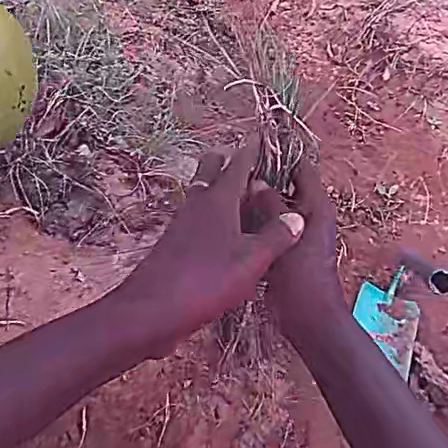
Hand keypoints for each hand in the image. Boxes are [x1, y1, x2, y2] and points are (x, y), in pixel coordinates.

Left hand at [108, 139, 303, 351]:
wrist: (151, 310)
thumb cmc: (205, 279)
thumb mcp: (251, 260)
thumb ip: (275, 237)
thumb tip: (296, 217)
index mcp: (218, 201)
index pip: (238, 165)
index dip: (251, 150)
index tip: (261, 137)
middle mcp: (197, 205)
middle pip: (210, 172)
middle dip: (226, 161)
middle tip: (245, 160)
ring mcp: (182, 224)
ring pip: (202, 194)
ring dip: (219, 189)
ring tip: (241, 195)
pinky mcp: (174, 245)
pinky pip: (197, 218)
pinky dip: (212, 215)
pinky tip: (222, 233)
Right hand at [243, 156, 346, 339]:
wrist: (308, 317)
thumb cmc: (302, 276)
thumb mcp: (286, 236)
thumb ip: (272, 206)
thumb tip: (256, 182)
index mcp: (316, 207)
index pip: (302, 169)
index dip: (282, 155)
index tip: (255, 145)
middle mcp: (307, 215)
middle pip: (284, 186)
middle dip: (263, 176)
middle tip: (232, 166)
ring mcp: (293, 233)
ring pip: (272, 207)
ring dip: (254, 199)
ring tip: (226, 186)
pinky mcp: (281, 249)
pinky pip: (265, 226)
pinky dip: (252, 220)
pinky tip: (229, 216)